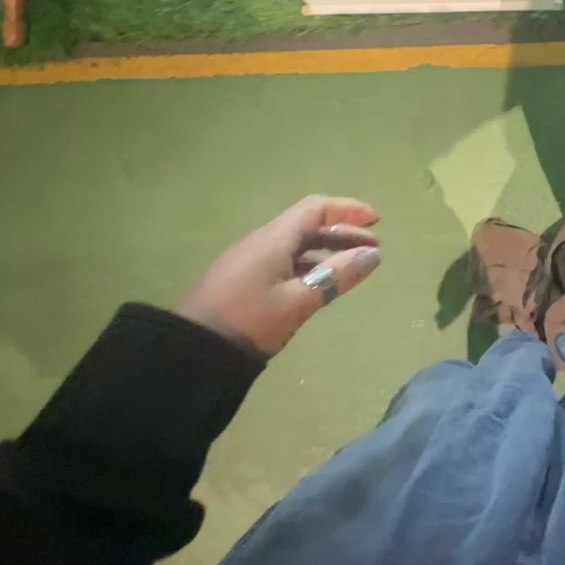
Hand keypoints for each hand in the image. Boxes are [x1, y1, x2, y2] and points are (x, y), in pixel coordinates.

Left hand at [176, 195, 381, 355]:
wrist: (188, 355)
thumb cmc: (248, 321)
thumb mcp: (299, 301)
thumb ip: (336, 276)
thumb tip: (373, 255)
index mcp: (274, 239)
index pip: (316, 209)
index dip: (348, 210)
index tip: (376, 221)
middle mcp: (262, 242)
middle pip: (308, 225)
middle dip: (343, 232)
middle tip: (372, 249)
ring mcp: (249, 262)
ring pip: (296, 245)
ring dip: (327, 251)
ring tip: (352, 268)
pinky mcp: (242, 282)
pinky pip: (284, 262)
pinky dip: (309, 266)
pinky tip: (319, 285)